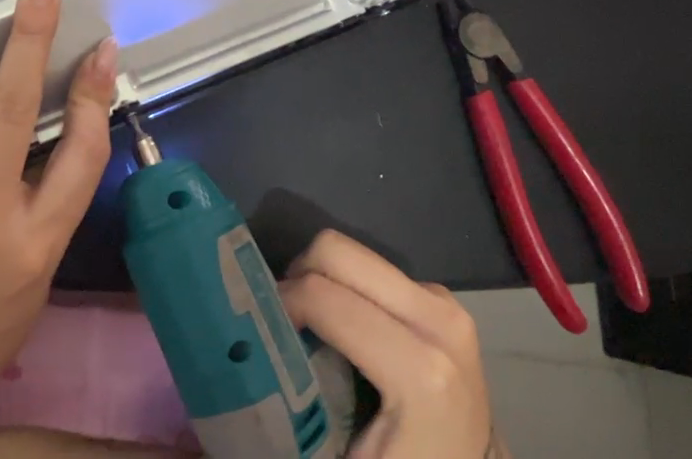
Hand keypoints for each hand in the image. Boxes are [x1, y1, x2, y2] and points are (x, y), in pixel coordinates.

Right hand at [282, 231, 503, 458]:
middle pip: (336, 253)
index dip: (277, 306)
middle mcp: (438, 322)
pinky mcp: (439, 297)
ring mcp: (443, 303)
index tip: (261, 337)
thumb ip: (298, 403)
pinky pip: (371, 268)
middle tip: (281, 320)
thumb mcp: (350, 454)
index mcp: (419, 371)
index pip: (320, 297)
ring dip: (319, 280)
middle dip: (295, 278)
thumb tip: (248, 364)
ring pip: (351, 253)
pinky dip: (343, 286)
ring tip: (308, 324)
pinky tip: (342, 326)